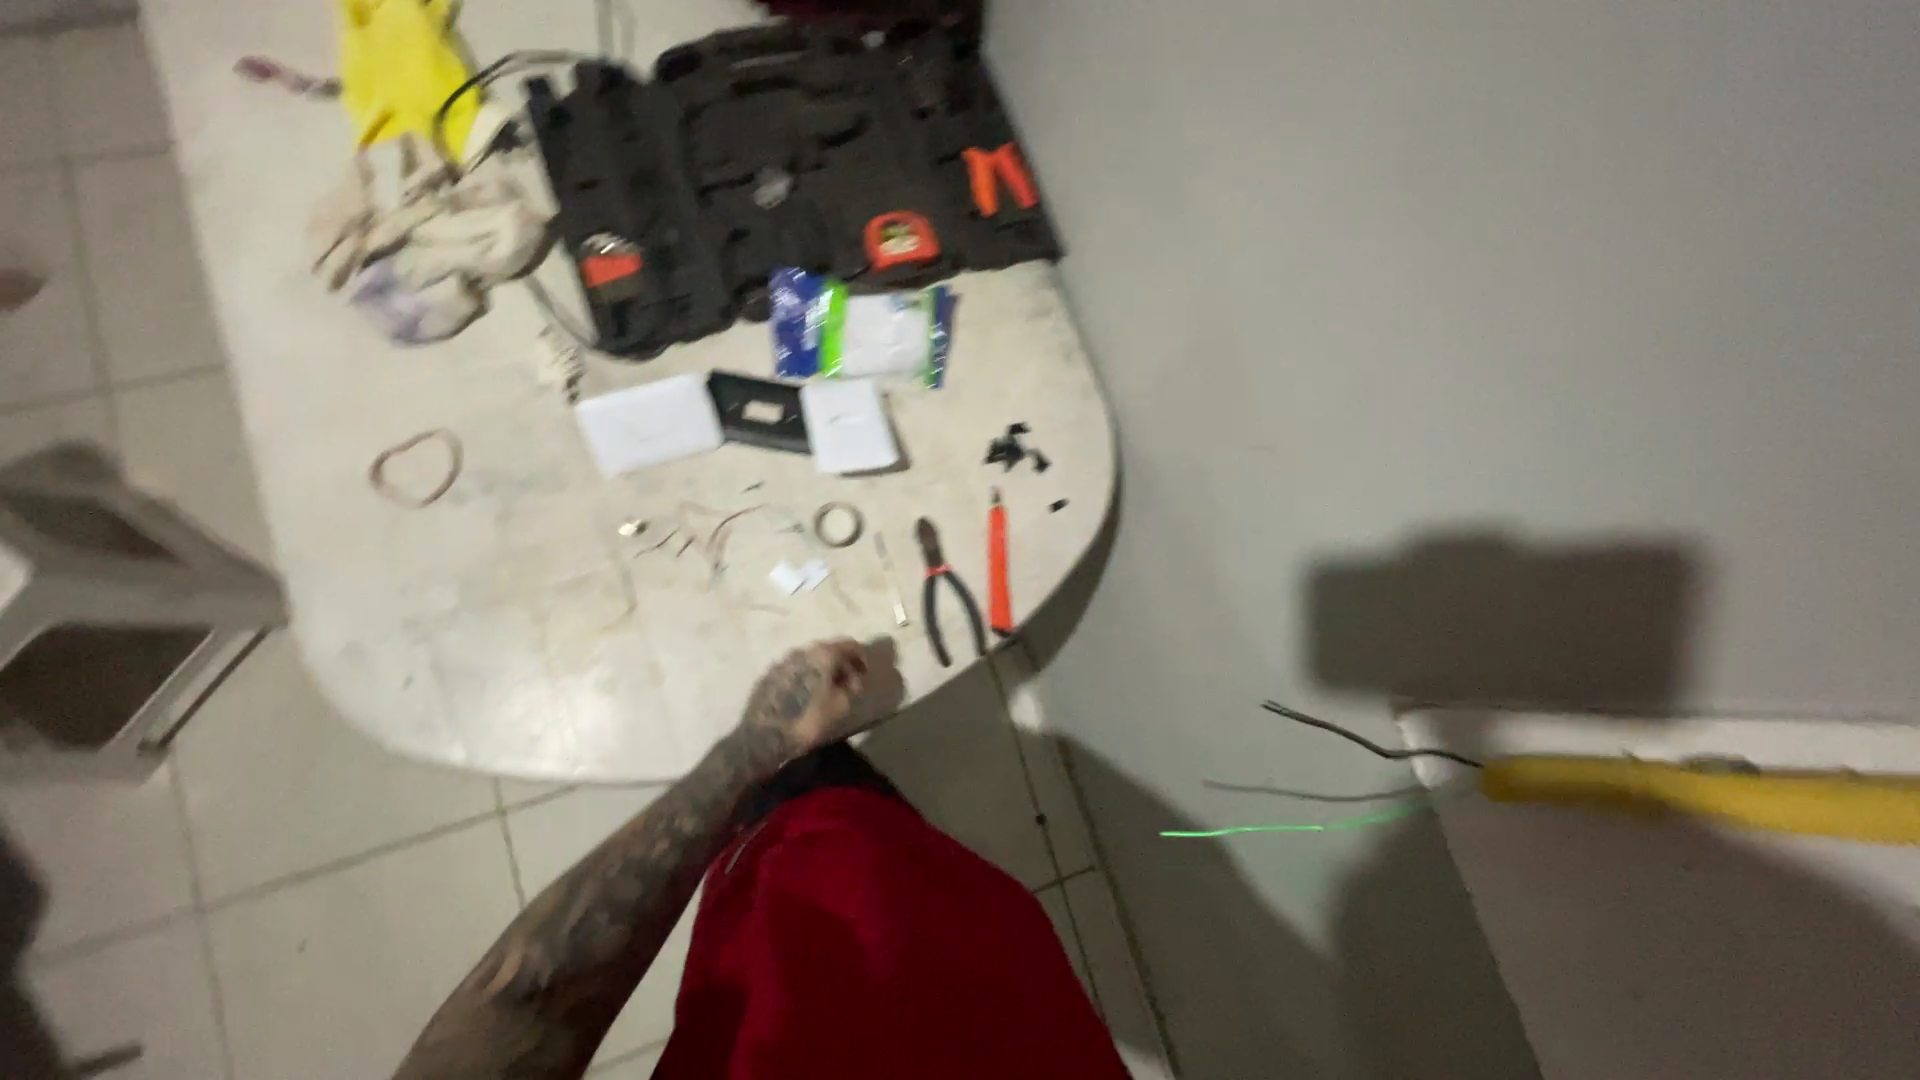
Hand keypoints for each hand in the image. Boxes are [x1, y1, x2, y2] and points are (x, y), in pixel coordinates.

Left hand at [737, 639, 871, 765]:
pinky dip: (805, 675)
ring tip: (828, 688)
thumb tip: (852, 680)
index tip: (865, 672)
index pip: (849, 644)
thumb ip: (851, 688)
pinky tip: (806, 693)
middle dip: (841, 663)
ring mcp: (782, 661)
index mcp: (822, 654)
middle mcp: (802, 650)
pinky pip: (794, 669)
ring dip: (822, 669)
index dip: (861, 657)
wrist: (764, 736)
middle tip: (848, 682)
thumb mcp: (840, 707)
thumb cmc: (808, 720)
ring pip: (809, 658)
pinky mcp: (769, 674)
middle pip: (828, 649)